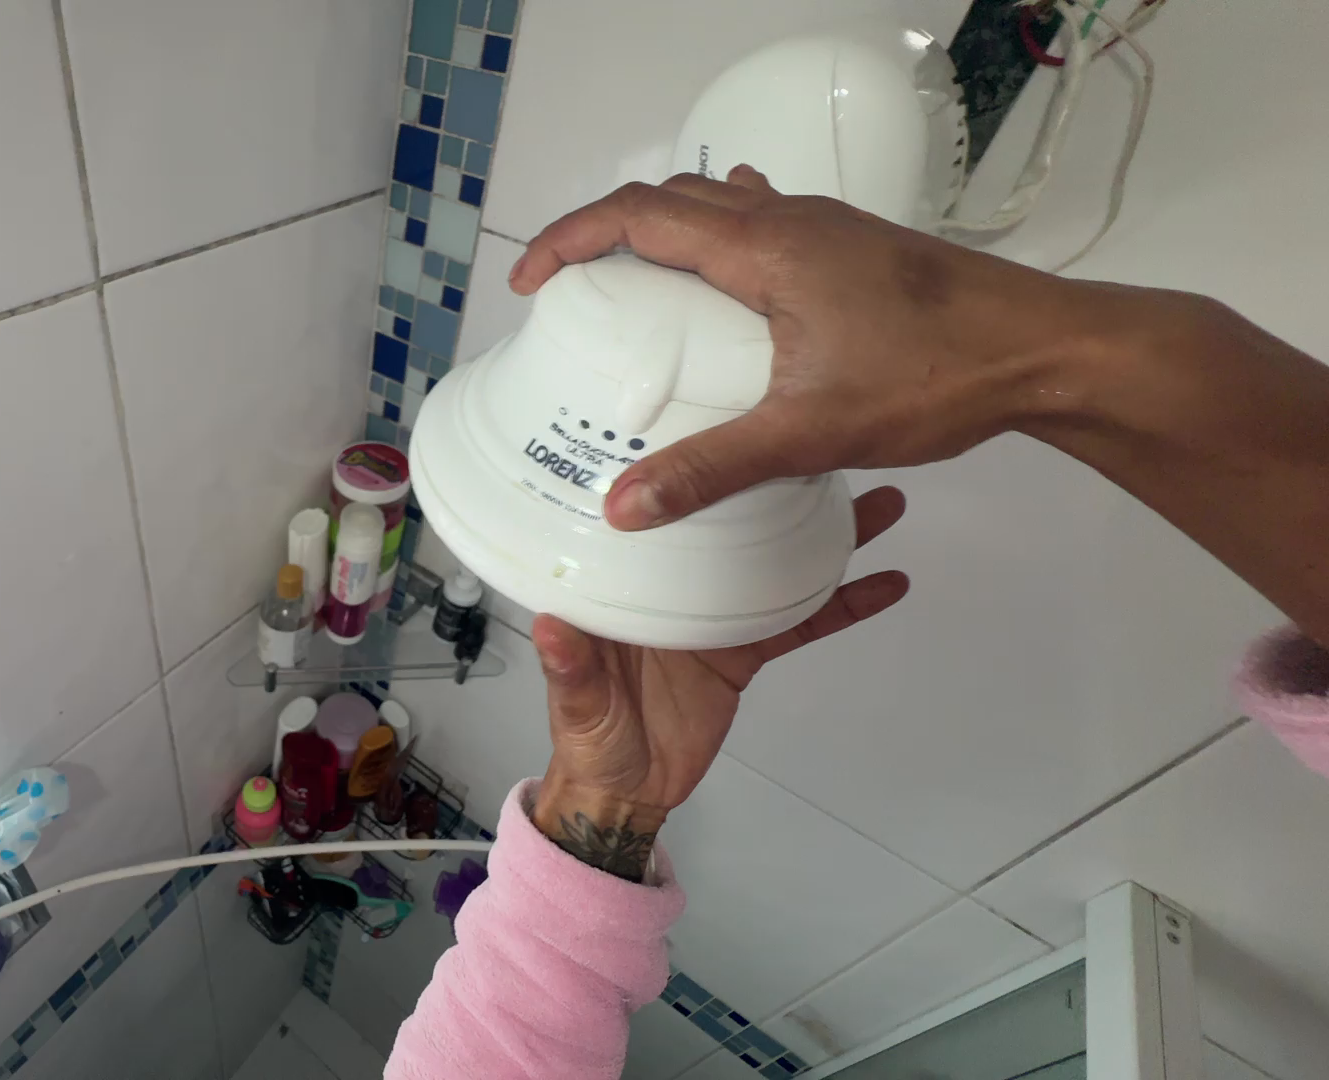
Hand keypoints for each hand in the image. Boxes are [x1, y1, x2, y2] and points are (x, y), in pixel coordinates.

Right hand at [509, 167, 1121, 531]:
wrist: (1059, 351)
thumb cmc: (937, 377)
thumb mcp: (810, 432)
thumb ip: (711, 469)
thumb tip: (621, 508)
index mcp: (764, 248)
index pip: (640, 214)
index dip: (570, 239)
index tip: (529, 281)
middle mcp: (785, 220)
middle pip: (666, 199)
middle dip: (598, 235)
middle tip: (567, 290)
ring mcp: (819, 228)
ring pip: (709, 205)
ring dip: (651, 233)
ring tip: (623, 288)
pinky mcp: (842, 249)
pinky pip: (749, 222)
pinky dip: (703, 240)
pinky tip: (710, 283)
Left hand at [530, 487, 909, 879]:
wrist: (630, 788)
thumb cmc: (590, 740)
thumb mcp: (574, 704)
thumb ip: (567, 669)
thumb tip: (548, 625)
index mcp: (625, 590)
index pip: (650, 526)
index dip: (678, 485)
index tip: (714, 440)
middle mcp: (669, 590)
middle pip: (722, 532)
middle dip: (765, 493)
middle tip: (817, 455)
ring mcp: (712, 618)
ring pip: (769, 566)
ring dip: (816, 538)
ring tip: (872, 504)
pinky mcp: (743, 653)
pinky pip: (797, 624)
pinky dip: (838, 604)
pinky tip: (884, 583)